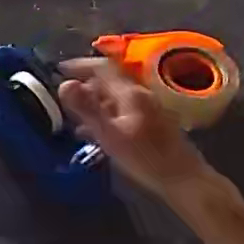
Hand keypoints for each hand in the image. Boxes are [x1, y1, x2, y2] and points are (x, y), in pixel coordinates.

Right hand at [58, 57, 213, 196]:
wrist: (183, 179)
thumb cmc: (145, 158)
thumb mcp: (110, 135)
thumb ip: (87, 109)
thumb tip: (65, 85)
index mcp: (131, 93)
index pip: (103, 68)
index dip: (80, 65)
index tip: (60, 69)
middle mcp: (141, 94)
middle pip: (110, 80)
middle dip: (86, 84)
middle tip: (65, 95)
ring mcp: (149, 107)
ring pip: (116, 96)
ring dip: (95, 101)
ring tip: (75, 114)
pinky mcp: (152, 122)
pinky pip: (123, 109)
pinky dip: (106, 113)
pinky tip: (97, 131)